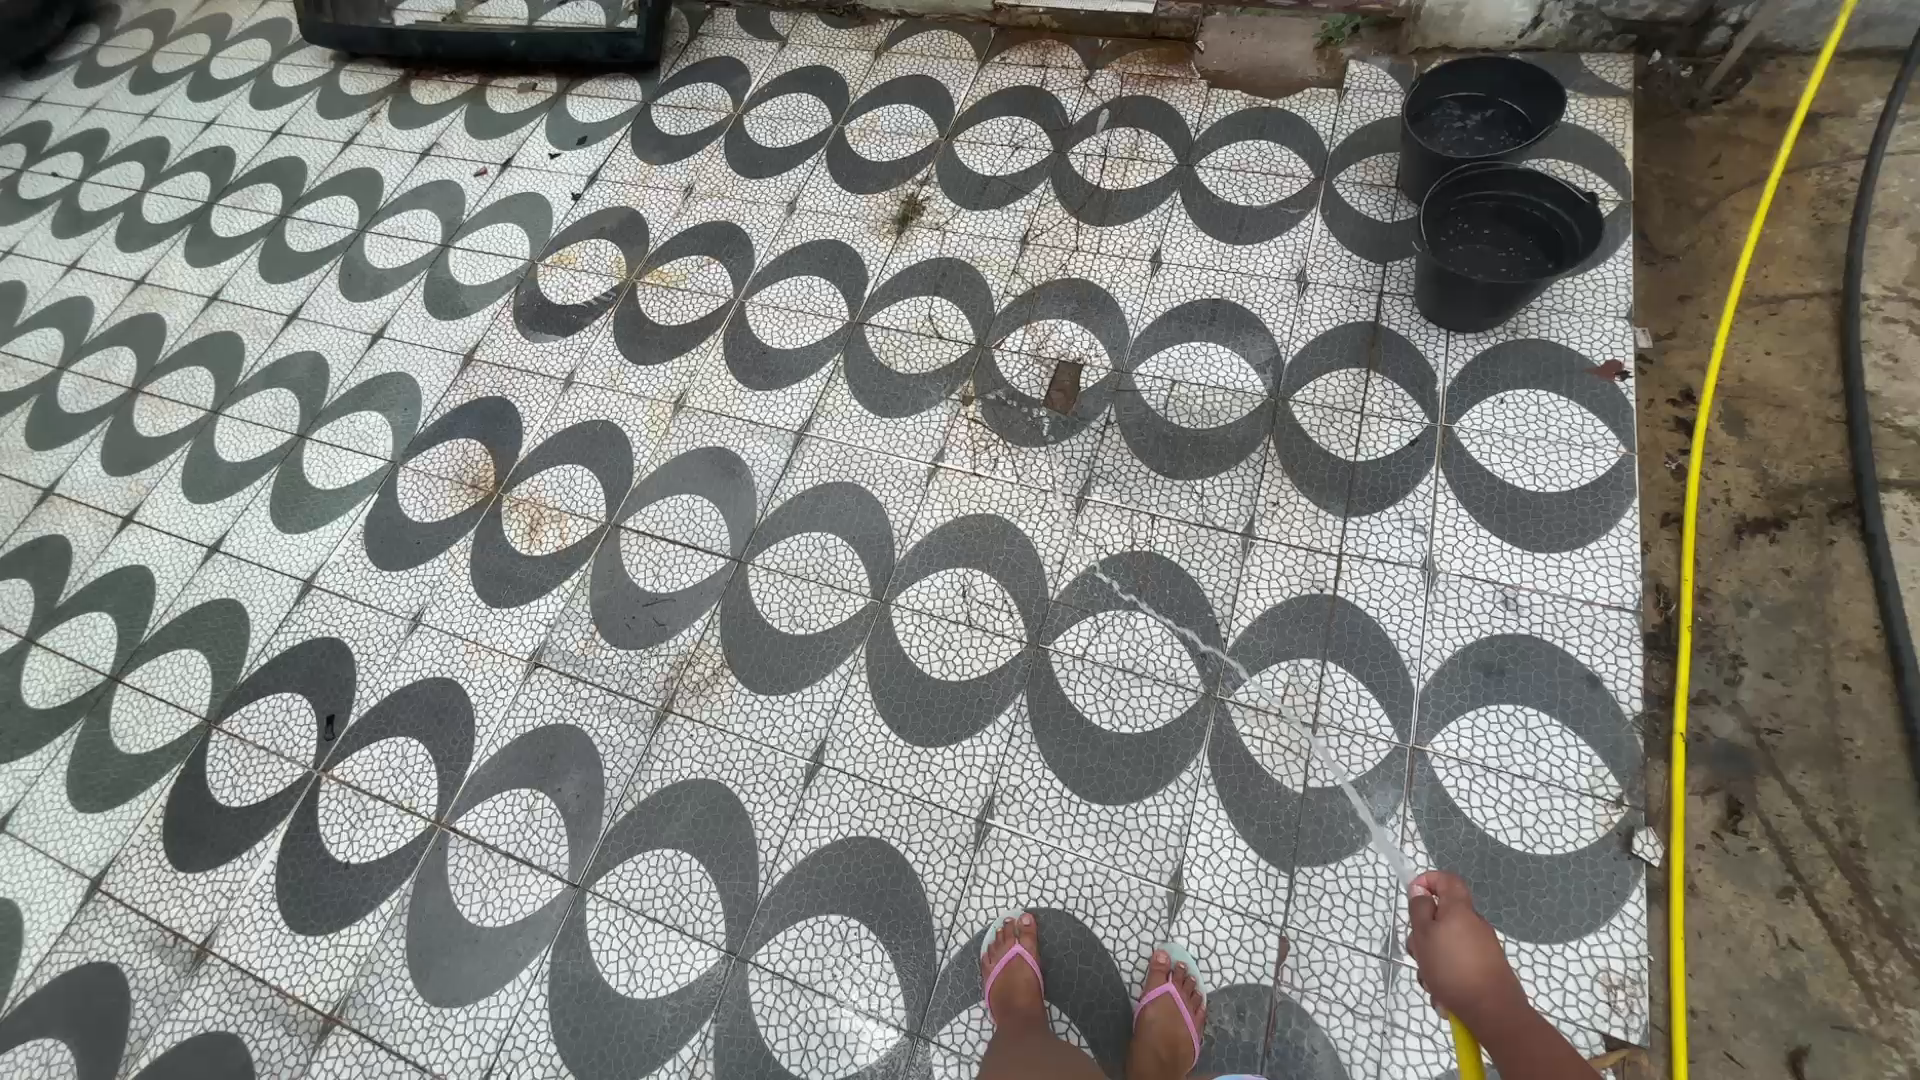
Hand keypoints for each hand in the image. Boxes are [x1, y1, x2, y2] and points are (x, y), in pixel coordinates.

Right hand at [1403, 870, 1527, 1032]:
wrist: (1495, 1014)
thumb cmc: (1452, 968)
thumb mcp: (1423, 934)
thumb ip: (1419, 908)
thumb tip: (1421, 891)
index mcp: (1460, 910)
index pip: (1448, 879)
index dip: (1428, 880)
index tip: (1414, 896)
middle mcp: (1474, 925)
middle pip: (1442, 917)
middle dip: (1424, 933)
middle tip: (1418, 951)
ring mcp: (1483, 949)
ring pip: (1447, 945)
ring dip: (1433, 960)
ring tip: (1430, 983)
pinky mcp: (1487, 970)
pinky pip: (1459, 965)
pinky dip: (1447, 976)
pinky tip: (1443, 997)